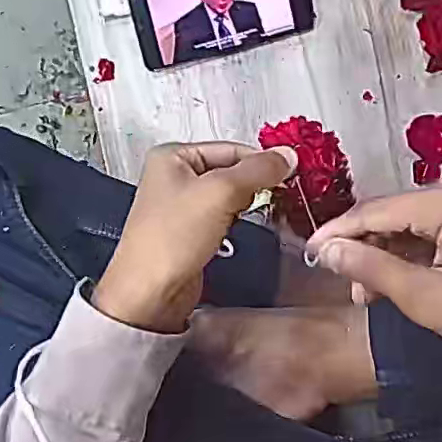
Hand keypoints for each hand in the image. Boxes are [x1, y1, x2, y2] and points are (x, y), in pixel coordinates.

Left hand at [92, 142, 298, 333]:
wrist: (152, 293)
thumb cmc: (171, 238)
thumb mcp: (220, 192)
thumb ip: (257, 170)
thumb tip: (287, 156)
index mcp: (172, 156)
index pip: (231, 148)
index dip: (261, 160)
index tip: (289, 172)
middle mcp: (175, 177)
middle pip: (231, 170)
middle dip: (255, 183)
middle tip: (278, 194)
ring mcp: (182, 206)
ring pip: (230, 195)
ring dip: (248, 203)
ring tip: (263, 212)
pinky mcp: (191, 232)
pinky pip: (224, 217)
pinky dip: (238, 220)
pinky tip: (243, 229)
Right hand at [307, 180, 441, 434]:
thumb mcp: (431, 299)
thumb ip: (372, 270)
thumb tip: (326, 249)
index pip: (378, 210)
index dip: (338, 233)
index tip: (308, 255)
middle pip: (396, 215)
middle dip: (366, 250)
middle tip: (348, 289)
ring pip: (414, 226)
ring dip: (390, 258)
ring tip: (373, 296)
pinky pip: (438, 234)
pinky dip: (416, 258)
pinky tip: (404, 285)